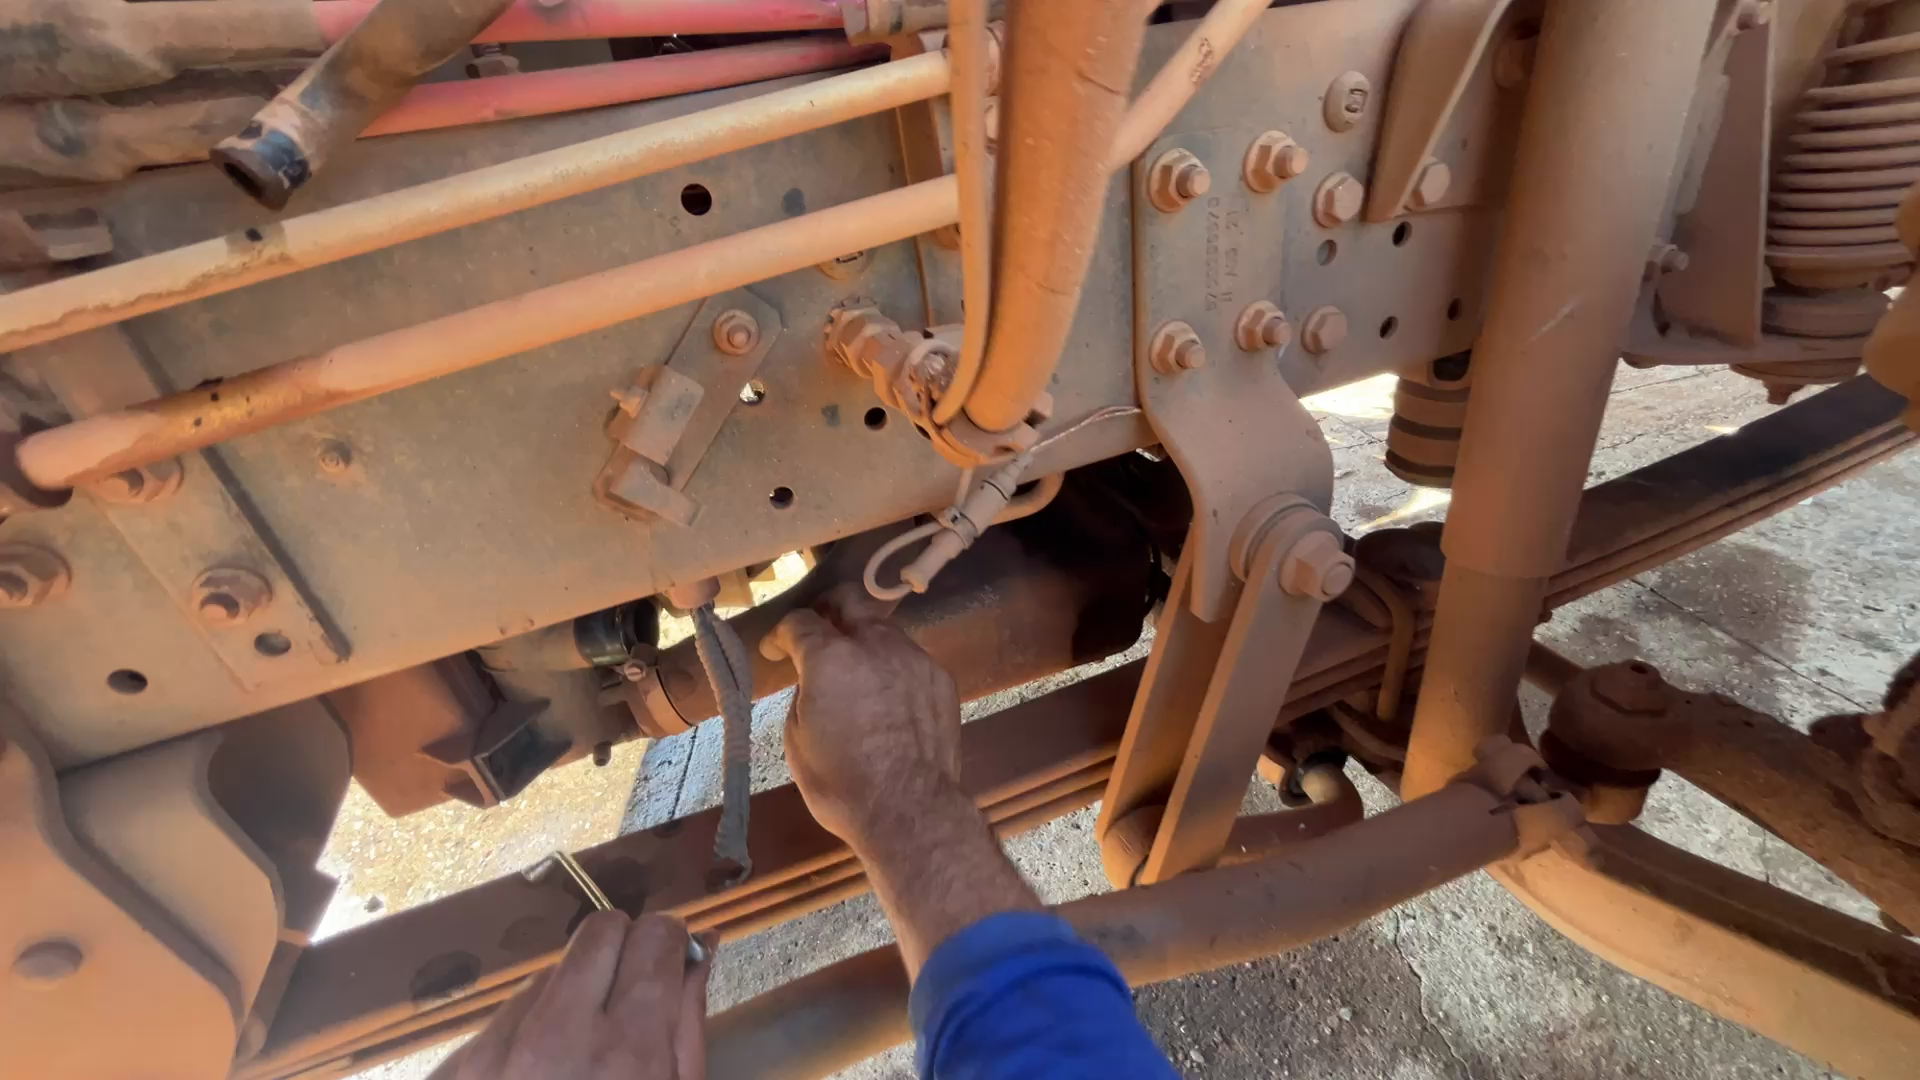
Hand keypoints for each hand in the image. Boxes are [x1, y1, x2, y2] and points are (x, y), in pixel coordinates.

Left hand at [432, 912, 711, 1079]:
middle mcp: (552, 1039)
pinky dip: (524, 1033)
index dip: (668, 945)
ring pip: (549, 972)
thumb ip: (688, 1020)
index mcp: (624, 1052)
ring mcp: (488, 1056)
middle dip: (622, 950)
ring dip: (569, 997)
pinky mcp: (447, 1075)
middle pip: (600, 929)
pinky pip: (502, 1017)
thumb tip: (700, 946)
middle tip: (625, 996)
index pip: (656, 932)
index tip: (667, 968)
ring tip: (570, 1059)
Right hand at [764, 584, 963, 848]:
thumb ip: (804, 691)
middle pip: (849, 601)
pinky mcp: (939, 676)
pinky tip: (888, 696)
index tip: (777, 650)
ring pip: (883, 628)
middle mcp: (876, 643)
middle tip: (817, 632)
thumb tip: (814, 678)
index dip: (782, 634)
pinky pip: (909, 657)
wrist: (909, 808)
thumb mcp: (796, 738)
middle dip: (827, 610)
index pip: (800, 621)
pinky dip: (892, 666)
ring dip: (863, 639)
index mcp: (831, 657)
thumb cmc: (841, 782)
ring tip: (856, 669)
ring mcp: (913, 656)